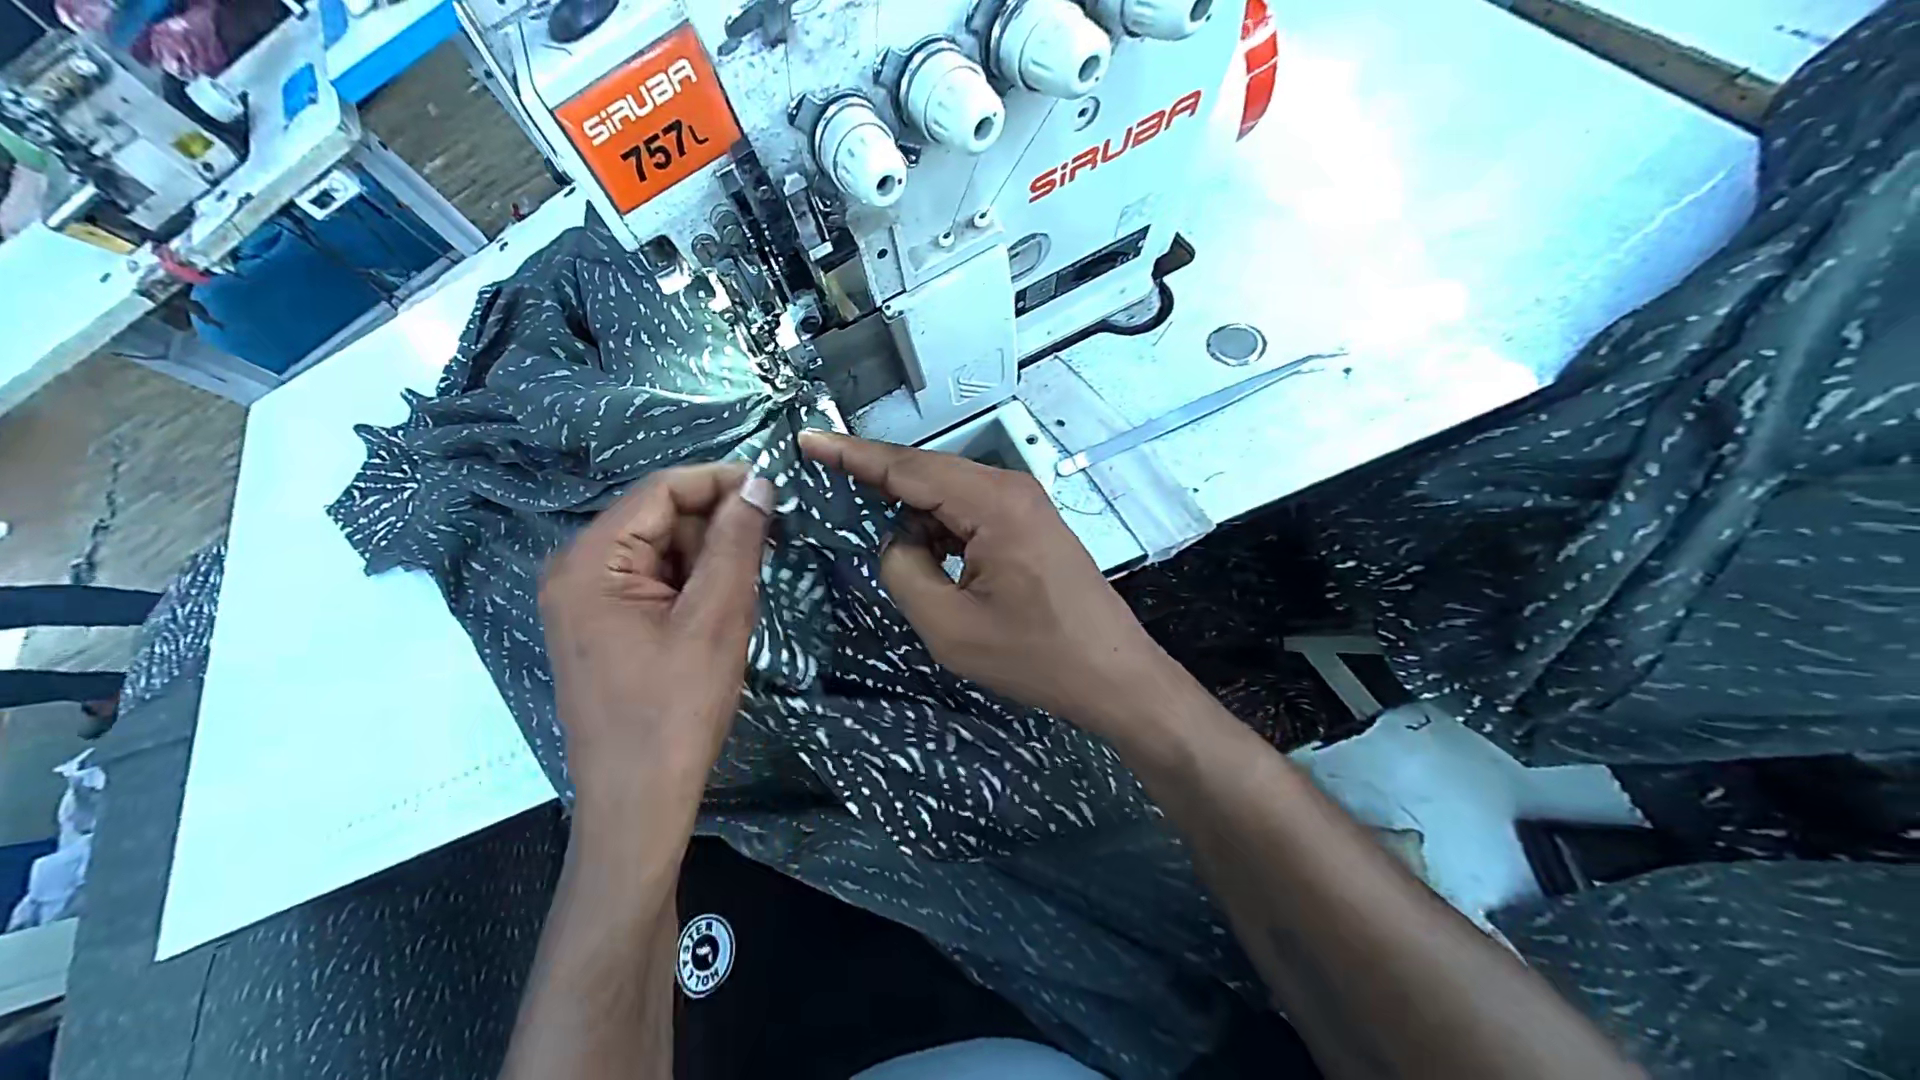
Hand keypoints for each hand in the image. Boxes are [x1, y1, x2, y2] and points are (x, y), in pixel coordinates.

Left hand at [538, 464, 773, 815]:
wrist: (639, 799)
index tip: (774, 492)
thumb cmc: (677, 708)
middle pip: (658, 519)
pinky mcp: (601, 625)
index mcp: (589, 561)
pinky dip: (691, 586)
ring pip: (660, 551)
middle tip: (766, 555)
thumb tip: (757, 482)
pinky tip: (718, 615)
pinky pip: (652, 582)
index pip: (661, 491)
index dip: (719, 482)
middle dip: (715, 528)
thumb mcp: (717, 617)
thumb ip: (737, 541)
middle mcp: (575, 570)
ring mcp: (583, 601)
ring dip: (708, 561)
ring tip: (742, 597)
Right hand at [800, 431, 1172, 734]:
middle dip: (876, 480)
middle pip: (926, 472)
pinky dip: (940, 526)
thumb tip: (898, 540)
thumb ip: (904, 570)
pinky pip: (970, 512)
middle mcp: (1010, 488)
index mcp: (991, 504)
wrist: (1114, 675)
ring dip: (911, 511)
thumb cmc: (1034, 656)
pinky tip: (924, 553)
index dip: (851, 454)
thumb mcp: (949, 626)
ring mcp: (1025, 504)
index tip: (806, 439)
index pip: (906, 467)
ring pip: (948, 493)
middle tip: (825, 484)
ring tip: (876, 533)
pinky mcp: (1030, 525)